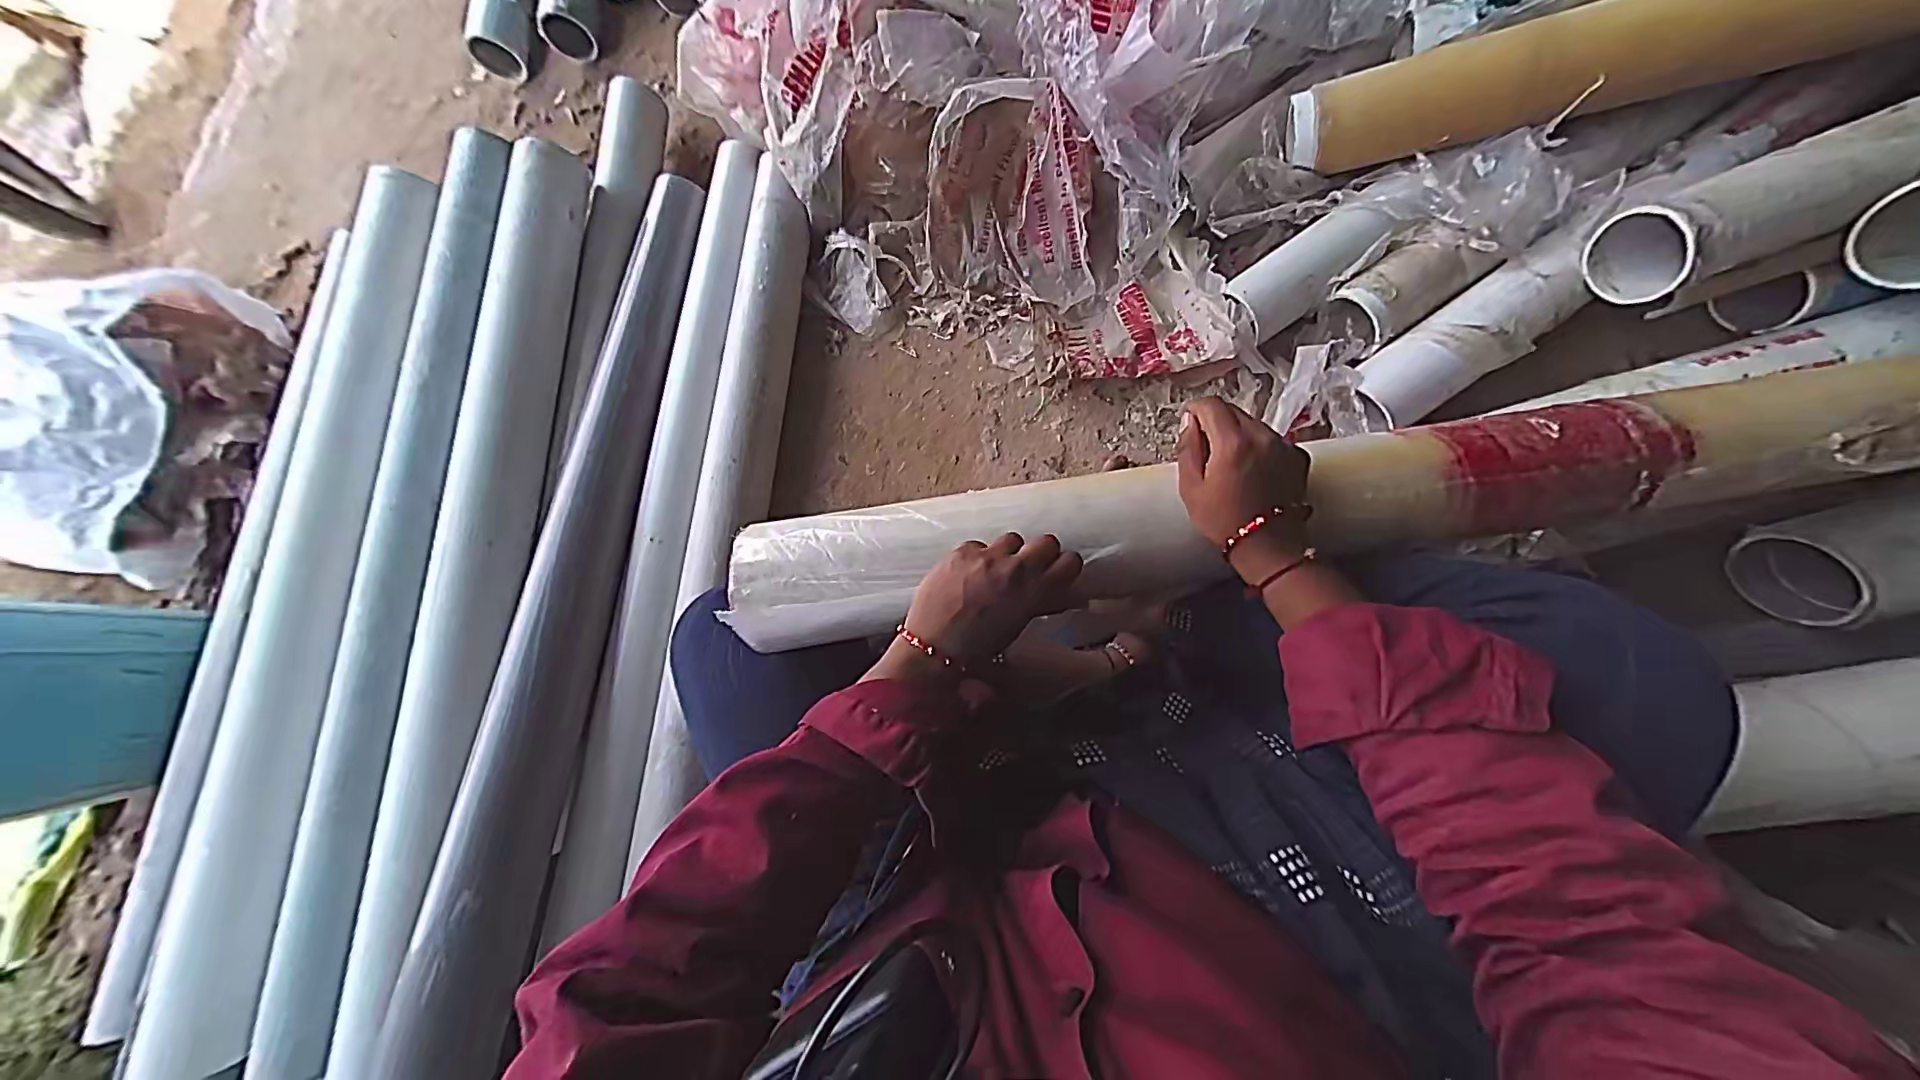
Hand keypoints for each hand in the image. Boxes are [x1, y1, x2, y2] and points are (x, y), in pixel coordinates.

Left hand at [863, 533, 1083, 684]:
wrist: (934, 647)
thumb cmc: (977, 648)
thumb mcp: (1017, 626)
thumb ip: (1039, 604)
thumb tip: (1056, 594)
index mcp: (1034, 591)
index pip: (1070, 561)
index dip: (1064, 566)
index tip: (1056, 571)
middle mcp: (1014, 569)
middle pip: (1046, 541)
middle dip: (1040, 553)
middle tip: (1028, 567)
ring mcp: (986, 557)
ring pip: (1012, 539)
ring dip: (1007, 553)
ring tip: (994, 571)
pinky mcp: (961, 552)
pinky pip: (978, 545)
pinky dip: (976, 557)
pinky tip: (967, 575)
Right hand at [1176, 397, 1311, 576]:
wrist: (1267, 546)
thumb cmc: (1224, 521)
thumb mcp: (1191, 487)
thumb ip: (1187, 448)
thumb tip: (1190, 423)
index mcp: (1232, 443)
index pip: (1212, 405)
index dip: (1196, 409)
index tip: (1189, 419)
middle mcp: (1262, 437)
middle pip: (1234, 412)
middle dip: (1216, 423)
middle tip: (1206, 449)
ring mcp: (1284, 445)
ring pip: (1253, 425)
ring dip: (1238, 435)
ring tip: (1229, 464)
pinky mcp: (1297, 456)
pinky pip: (1272, 440)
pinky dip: (1258, 447)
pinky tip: (1251, 471)